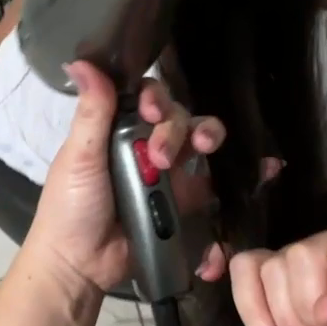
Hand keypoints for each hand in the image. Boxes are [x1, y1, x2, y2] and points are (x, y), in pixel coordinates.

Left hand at [22, 61, 226, 293]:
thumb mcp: (78, 157)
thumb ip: (91, 112)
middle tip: (162, 156)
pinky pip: (211, 191)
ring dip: (207, 138)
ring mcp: (165, 177)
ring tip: (204, 148)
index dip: (156, 98)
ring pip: (199, 145)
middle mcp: (145, 147)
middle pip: (178, 118)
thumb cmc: (70, 206)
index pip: (147, 98)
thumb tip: (81, 59)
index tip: (151, 110)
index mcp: (118, 130)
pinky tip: (256, 172)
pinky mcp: (181, 207)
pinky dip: (232, 182)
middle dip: (179, 126)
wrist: (78, 266)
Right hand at [230, 231, 326, 325]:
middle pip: (277, 267)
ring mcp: (296, 276)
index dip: (305, 294)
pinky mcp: (275, 298)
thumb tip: (325, 307)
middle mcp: (322, 256)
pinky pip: (243, 291)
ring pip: (253, 276)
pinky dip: (252, 321)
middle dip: (292, 322)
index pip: (310, 253)